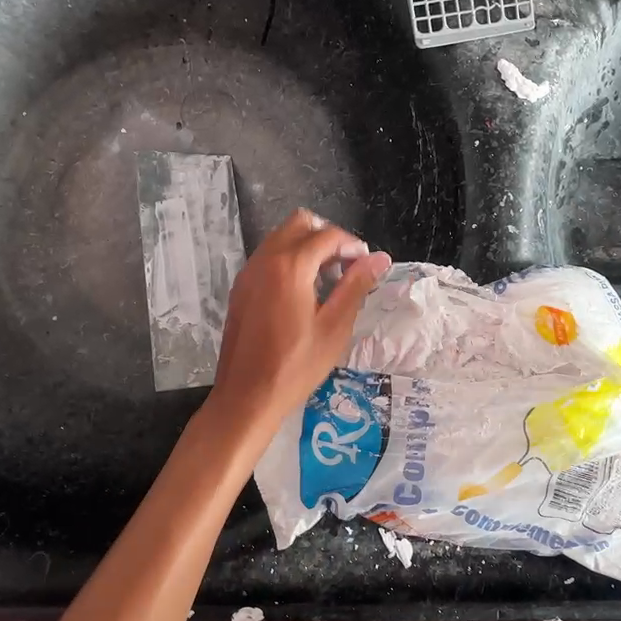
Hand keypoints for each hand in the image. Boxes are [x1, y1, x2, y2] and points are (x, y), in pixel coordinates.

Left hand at [210, 209, 390, 425]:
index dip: (352, 245)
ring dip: (308, 247)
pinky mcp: (241, 288)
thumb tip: (379, 258)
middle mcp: (265, 260)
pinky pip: (268, 257)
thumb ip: (356, 286)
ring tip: (326, 281)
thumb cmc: (295, 366)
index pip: (328, 235)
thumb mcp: (334, 327)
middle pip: (301, 223)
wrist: (245, 397)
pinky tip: (302, 293)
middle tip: (345, 267)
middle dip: (328, 237)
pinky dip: (289, 260)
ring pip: (281, 237)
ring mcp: (248, 273)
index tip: (365, 265)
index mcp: (290, 267)